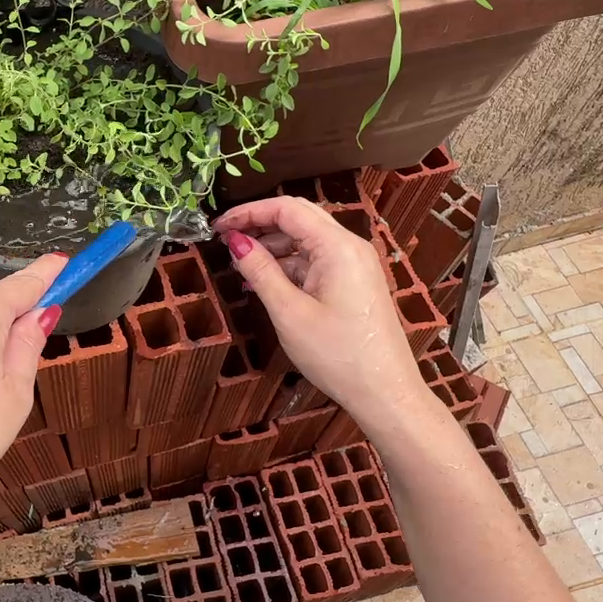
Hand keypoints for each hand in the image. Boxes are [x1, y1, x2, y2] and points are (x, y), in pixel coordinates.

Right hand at [213, 197, 432, 436]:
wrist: (385, 392)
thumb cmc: (337, 354)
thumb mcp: (289, 312)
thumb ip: (260, 271)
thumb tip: (235, 242)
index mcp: (337, 246)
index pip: (286, 209)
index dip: (248, 212)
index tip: (218, 227)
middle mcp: (350, 246)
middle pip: (298, 217)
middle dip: (259, 224)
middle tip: (225, 239)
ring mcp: (354, 263)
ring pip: (306, 239)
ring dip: (272, 246)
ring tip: (240, 266)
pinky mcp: (354, 281)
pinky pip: (316, 260)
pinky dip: (288, 265)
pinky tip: (265, 283)